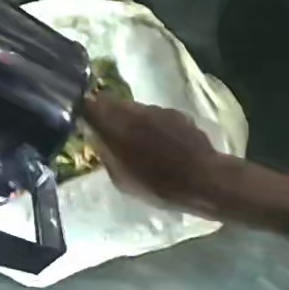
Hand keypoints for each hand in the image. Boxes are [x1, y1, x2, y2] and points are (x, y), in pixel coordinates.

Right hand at [84, 97, 230, 211]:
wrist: (205, 181)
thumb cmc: (158, 186)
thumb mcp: (121, 179)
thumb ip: (106, 154)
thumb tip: (97, 139)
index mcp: (115, 126)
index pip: (90, 105)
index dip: (85, 110)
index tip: (82, 119)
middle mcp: (135, 111)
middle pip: (113, 103)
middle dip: (108, 114)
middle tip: (108, 132)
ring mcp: (158, 110)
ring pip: (136, 109)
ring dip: (132, 119)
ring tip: (137, 140)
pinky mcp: (177, 114)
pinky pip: (156, 115)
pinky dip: (153, 125)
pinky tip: (161, 143)